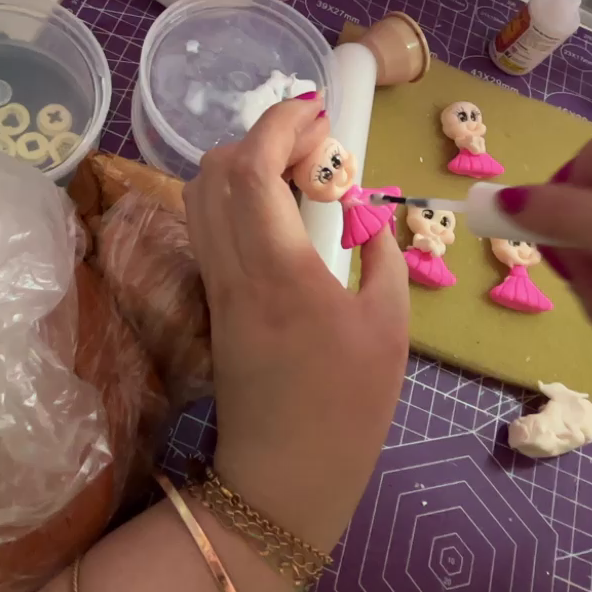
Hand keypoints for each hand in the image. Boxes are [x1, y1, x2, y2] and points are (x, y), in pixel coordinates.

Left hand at [183, 97, 409, 552]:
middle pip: (215, 170)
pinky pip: (207, 223)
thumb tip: (359, 204)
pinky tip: (276, 208)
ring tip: (295, 174)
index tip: (316, 113)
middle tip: (313, 148)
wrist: (283, 479)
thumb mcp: (390, 326)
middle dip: (262, 136)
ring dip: (242, 162)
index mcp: (282, 272)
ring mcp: (214, 283)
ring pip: (201, 193)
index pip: (253, 168)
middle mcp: (234, 268)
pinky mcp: (209, 297)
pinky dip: (234, 193)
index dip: (278, 124)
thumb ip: (377, 251)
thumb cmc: (349, 407)